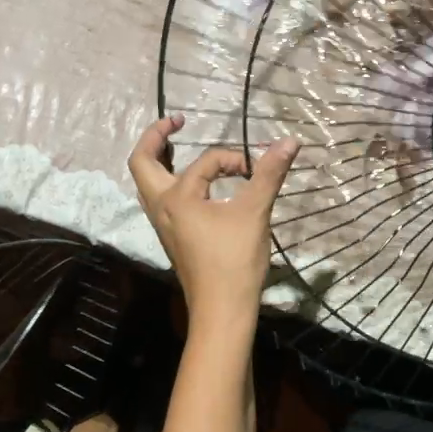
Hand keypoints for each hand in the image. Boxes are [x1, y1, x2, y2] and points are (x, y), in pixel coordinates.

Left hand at [128, 115, 299, 333]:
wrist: (222, 310)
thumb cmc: (234, 260)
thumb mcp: (255, 212)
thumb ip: (269, 174)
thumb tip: (289, 141)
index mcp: (176, 197)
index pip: (207, 161)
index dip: (234, 159)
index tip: (257, 170)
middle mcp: (161, 207)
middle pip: (142, 163)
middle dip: (156, 138)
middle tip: (175, 121)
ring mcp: (163, 224)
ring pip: (149, 183)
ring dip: (160, 160)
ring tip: (177, 145)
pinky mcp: (172, 237)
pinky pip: (162, 198)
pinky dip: (172, 181)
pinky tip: (196, 184)